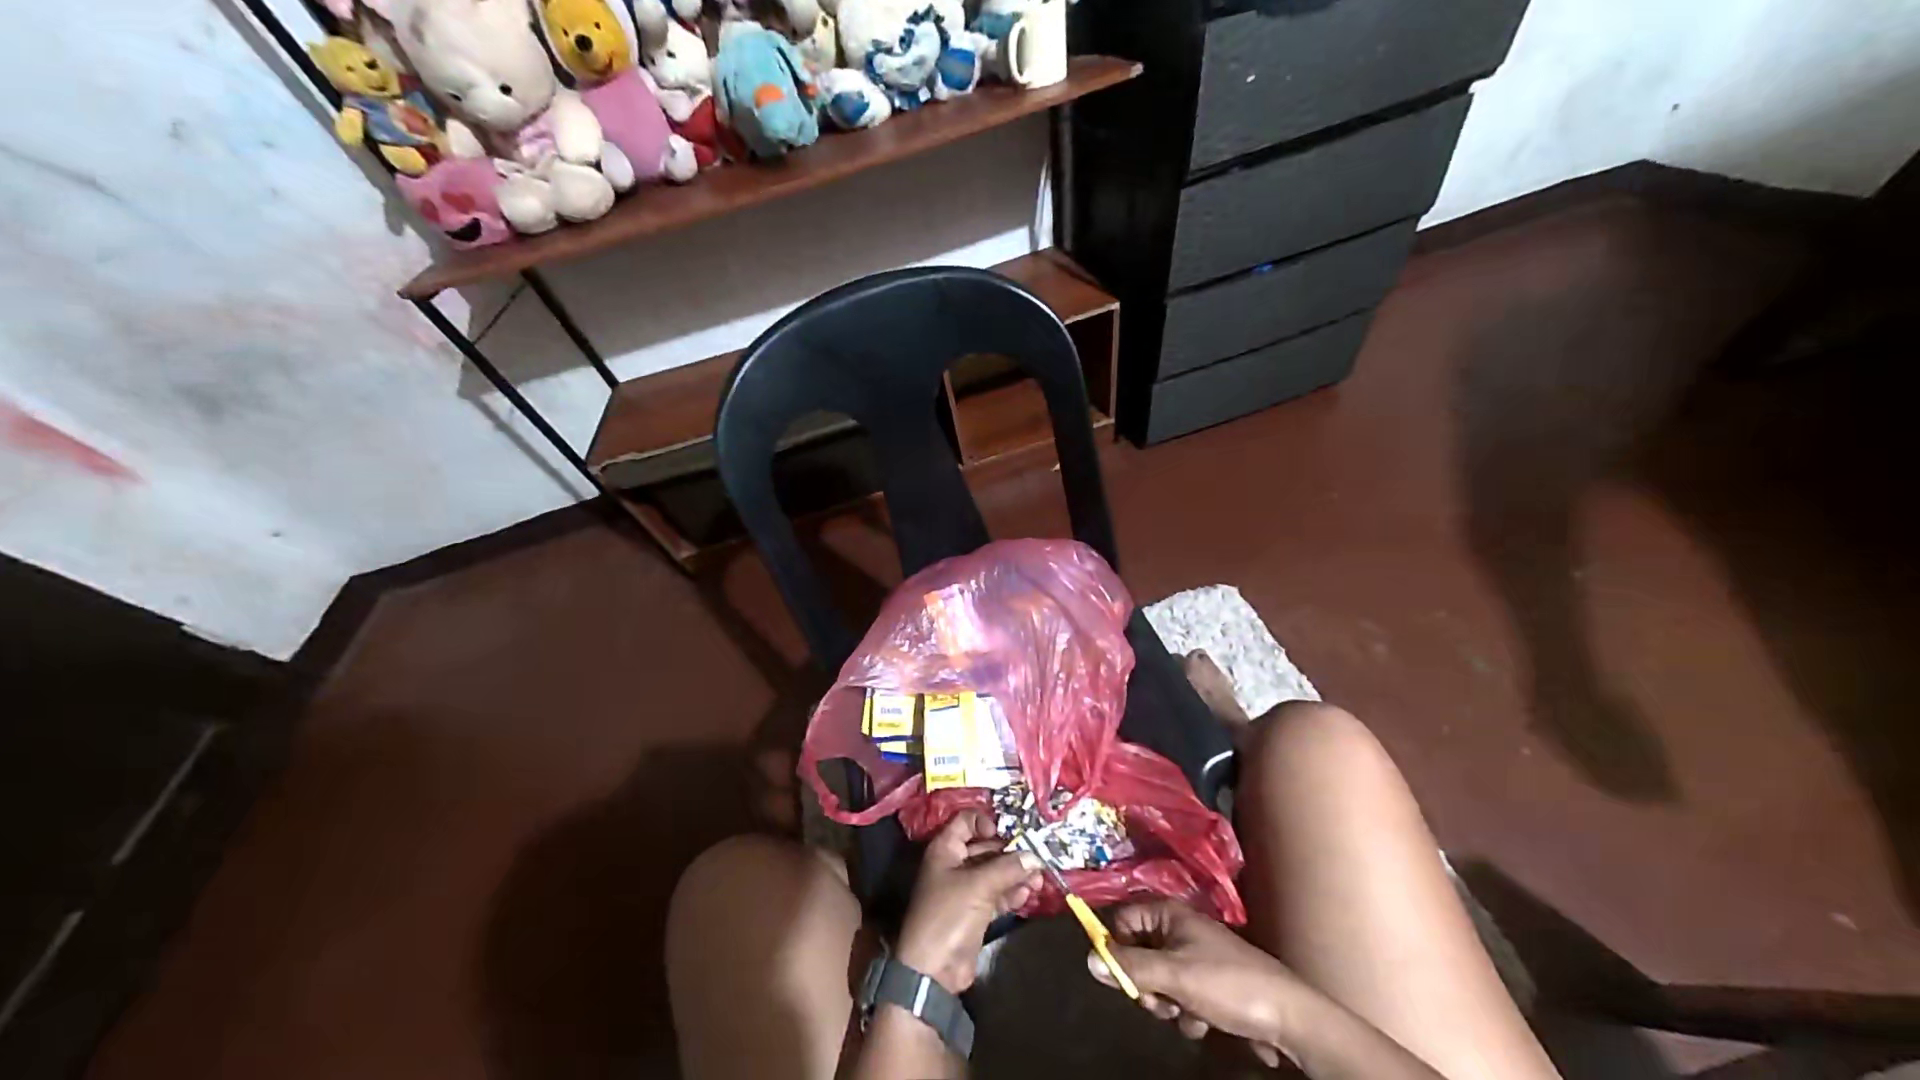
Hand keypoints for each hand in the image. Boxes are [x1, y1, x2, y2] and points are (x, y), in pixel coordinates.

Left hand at [895, 809, 1042, 993]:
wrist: (933, 970)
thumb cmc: (949, 915)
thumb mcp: (978, 885)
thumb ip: (1008, 868)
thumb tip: (1035, 856)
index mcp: (945, 849)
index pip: (967, 821)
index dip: (987, 821)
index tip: (1010, 831)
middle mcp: (954, 864)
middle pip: (985, 847)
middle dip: (1011, 851)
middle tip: (1037, 855)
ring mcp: (965, 889)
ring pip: (994, 872)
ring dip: (1016, 873)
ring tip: (1039, 877)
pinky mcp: (975, 911)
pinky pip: (997, 894)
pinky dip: (1012, 892)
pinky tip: (1028, 894)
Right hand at [1088, 900, 1309, 1068]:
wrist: (1288, 1017)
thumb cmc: (1227, 985)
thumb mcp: (1174, 976)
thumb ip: (1130, 967)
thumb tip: (1089, 959)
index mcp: (1169, 914)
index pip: (1123, 921)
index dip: (1116, 948)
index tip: (1119, 977)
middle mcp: (1179, 929)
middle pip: (1138, 953)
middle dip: (1145, 983)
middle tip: (1158, 1001)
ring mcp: (1194, 956)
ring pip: (1157, 979)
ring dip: (1166, 1001)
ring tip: (1186, 1012)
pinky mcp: (1208, 983)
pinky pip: (1179, 995)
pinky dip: (1185, 1010)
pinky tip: (1204, 1021)